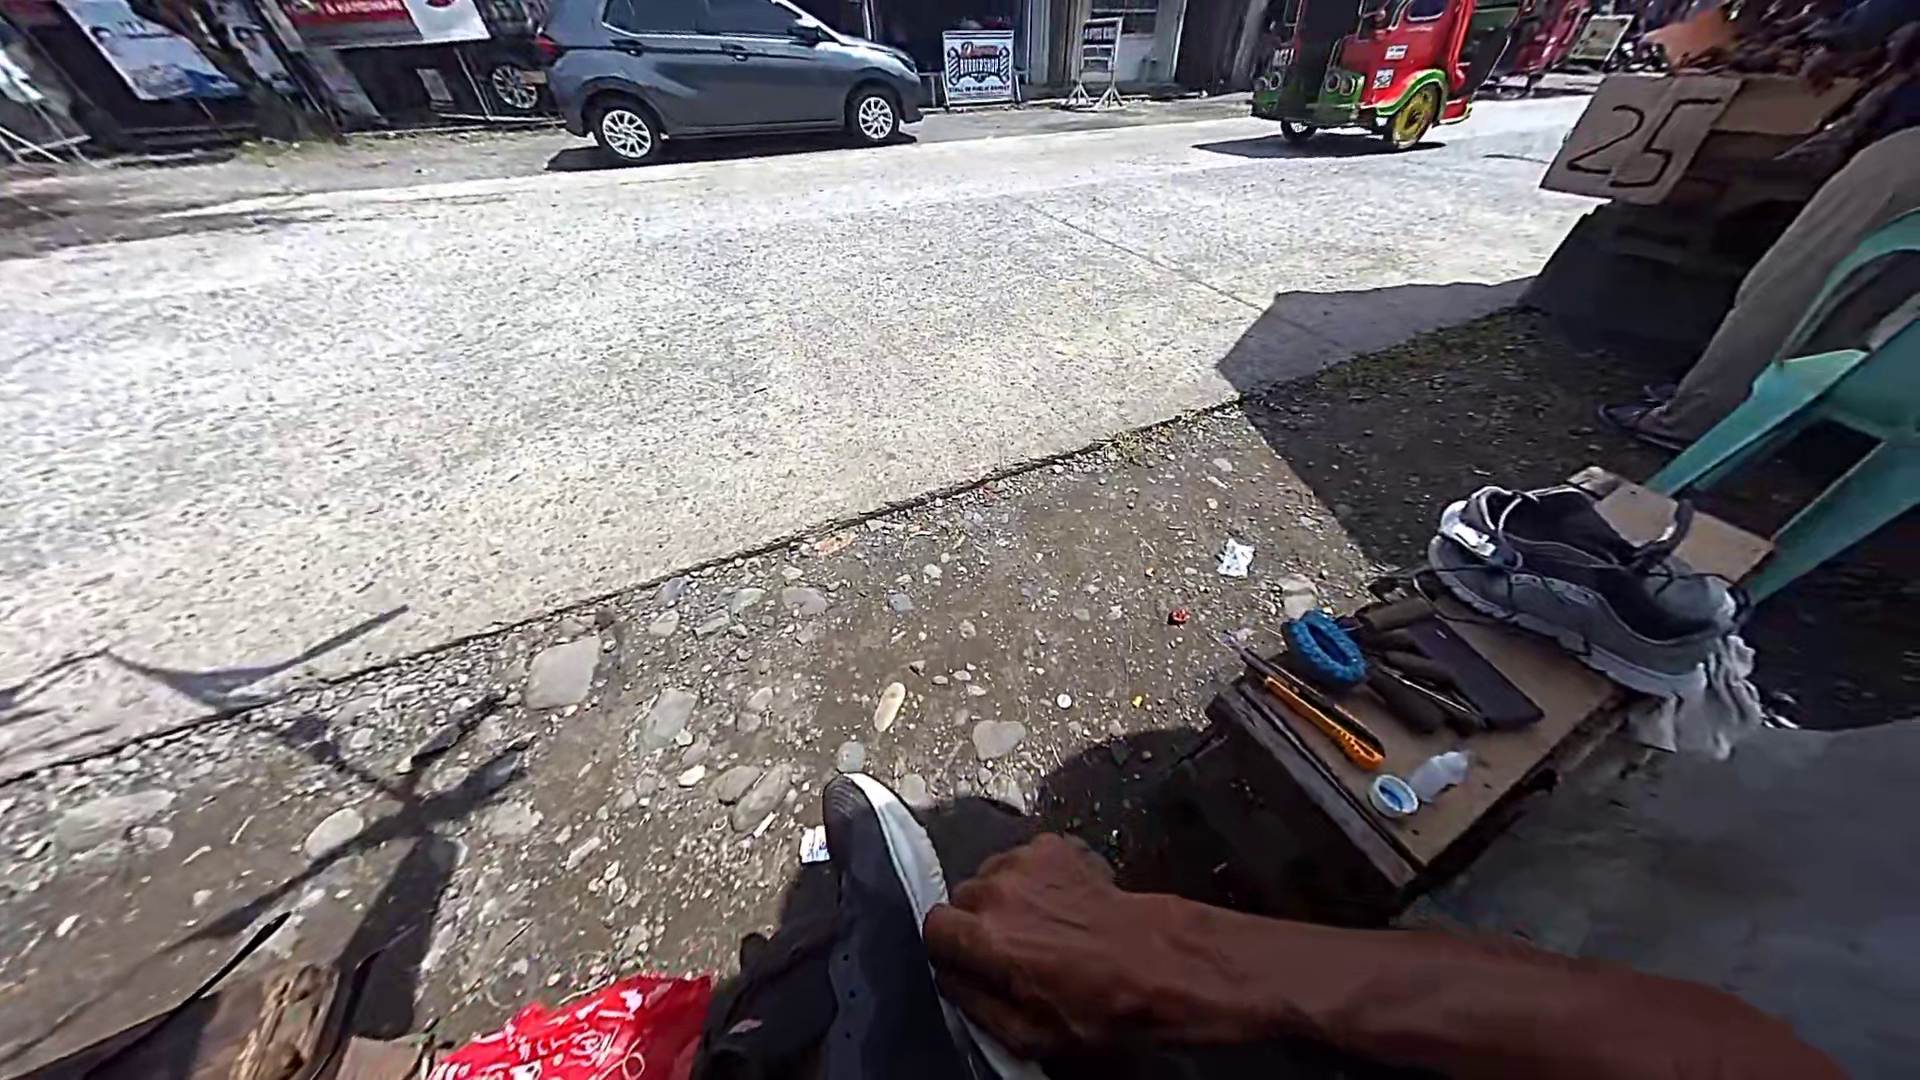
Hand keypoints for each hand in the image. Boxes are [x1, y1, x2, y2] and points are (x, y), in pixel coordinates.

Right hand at [923, 833, 1183, 1056]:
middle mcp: (1000, 889)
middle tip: (1009, 943)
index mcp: (988, 938)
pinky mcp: (1050, 844)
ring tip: (1038, 920)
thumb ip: (974, 1004)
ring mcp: (1026, 860)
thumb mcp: (1027, 1037)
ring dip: (1004, 894)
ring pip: (990, 873)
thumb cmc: (1097, 1005)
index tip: (965, 955)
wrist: (1149, 960)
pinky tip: (1058, 899)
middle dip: (976, 920)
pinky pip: (1022, 857)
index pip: (934, 925)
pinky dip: (1033, 875)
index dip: (948, 945)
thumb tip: (948, 977)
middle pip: (962, 896)